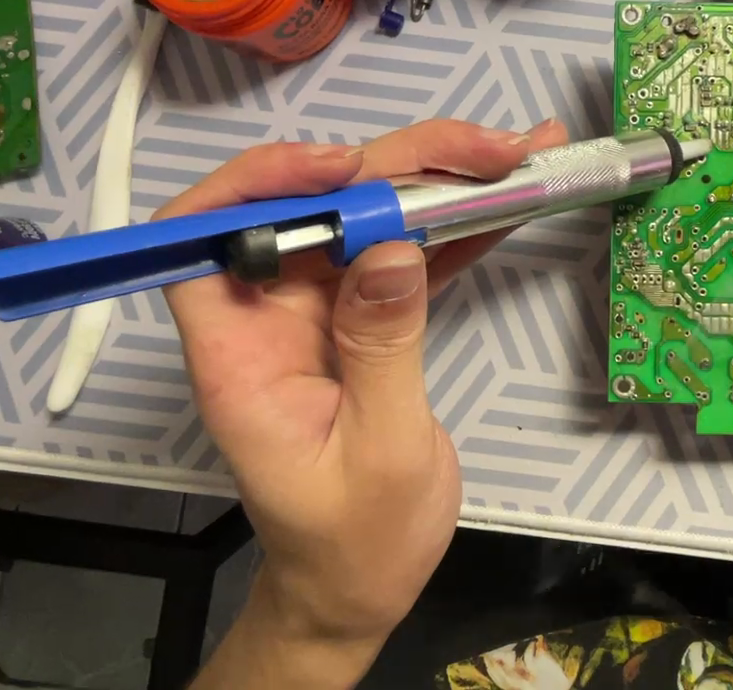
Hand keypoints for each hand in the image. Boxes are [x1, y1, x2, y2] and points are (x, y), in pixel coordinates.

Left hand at [162, 118, 568, 687]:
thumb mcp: (378, 452)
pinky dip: (461, 224)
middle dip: (404, 165)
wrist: (361, 583)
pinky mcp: (373, 314)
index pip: (211, 236)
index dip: (266, 181)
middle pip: (323, 206)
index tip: (348, 166)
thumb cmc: (354, 542)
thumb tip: (391, 245)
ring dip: (447, 181)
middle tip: (495, 149)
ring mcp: (328, 308)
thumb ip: (383, 347)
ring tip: (521, 155)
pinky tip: (511, 199)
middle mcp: (278, 311)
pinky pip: (412, 252)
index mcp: (243, 349)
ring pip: (377, 216)